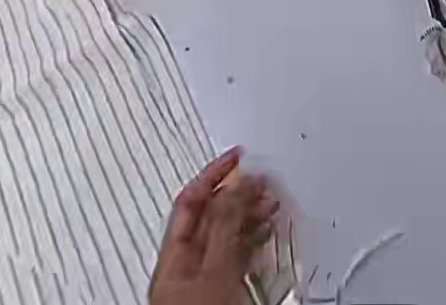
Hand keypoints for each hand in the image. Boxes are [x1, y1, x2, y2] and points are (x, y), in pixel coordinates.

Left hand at [149, 148, 278, 304]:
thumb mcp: (214, 271)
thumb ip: (225, 226)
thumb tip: (238, 183)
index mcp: (173, 259)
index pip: (191, 199)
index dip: (214, 173)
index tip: (237, 155)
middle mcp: (187, 269)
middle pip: (212, 215)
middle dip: (239, 193)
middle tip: (263, 179)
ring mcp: (206, 285)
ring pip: (229, 235)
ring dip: (252, 215)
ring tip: (272, 204)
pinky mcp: (226, 298)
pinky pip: (241, 257)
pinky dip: (256, 240)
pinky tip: (269, 234)